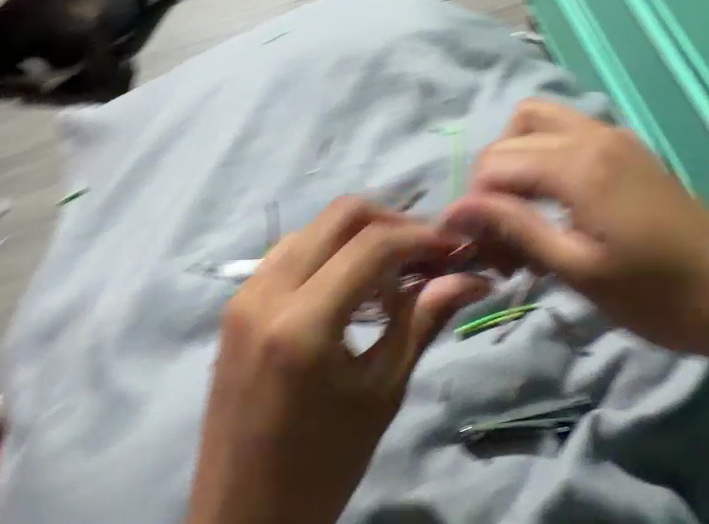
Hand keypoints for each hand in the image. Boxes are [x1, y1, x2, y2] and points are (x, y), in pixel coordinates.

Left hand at [187, 197, 489, 523]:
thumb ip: (421, 322)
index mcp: (302, 324)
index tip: (457, 249)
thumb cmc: (322, 466)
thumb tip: (471, 277)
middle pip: (341, 215)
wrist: (243, 516)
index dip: (422, 237)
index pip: (373, 244)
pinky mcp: (237, 304)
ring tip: (398, 272)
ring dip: (361, 235)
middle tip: (430, 255)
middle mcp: (266, 293)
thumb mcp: (381, 393)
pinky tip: (356, 285)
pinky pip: (291, 251)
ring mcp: (244, 294)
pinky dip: (330, 251)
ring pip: (315, 227)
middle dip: (394, 223)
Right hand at [442, 99, 708, 402]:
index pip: (495, 163)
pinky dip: (548, 159)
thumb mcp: (579, 271)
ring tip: (526, 217)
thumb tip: (458, 210)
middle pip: (513, 134)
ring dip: (519, 162)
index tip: (481, 254)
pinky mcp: (629, 150)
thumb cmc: (659, 297)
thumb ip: (516, 229)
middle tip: (503, 240)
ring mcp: (615, 137)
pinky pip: (570, 133)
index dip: (475, 205)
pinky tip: (557, 209)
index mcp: (578, 164)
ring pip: (541, 121)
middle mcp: (593, 135)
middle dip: (494, 182)